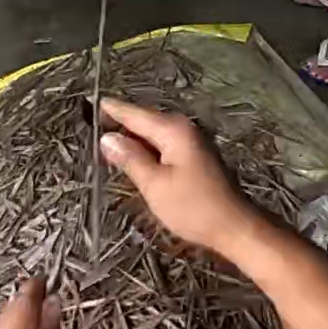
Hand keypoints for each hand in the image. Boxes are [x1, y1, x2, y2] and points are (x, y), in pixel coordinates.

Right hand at [97, 98, 265, 256]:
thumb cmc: (192, 207)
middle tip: (94, 122)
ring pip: (155, 132)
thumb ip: (130, 158)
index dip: (114, 110)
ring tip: (108, 138)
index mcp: (173, 131)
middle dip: (122, 121)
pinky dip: (147, 146)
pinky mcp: (195, 156)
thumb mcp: (154, 185)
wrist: (233, 226)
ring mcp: (192, 141)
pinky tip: (135, 155)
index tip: (94, 103)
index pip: (136, 115)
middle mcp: (184, 129)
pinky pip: (164, 143)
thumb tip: (107, 138)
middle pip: (146, 120)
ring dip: (134, 135)